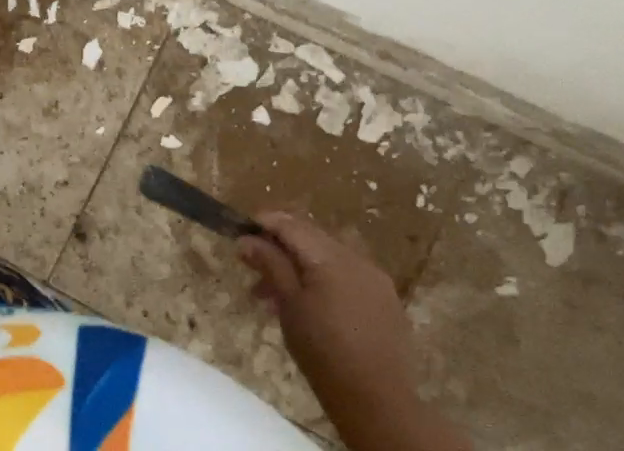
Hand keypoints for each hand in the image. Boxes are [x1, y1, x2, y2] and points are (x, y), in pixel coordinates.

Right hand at [239, 213, 469, 450]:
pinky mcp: (385, 303)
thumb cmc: (322, 349)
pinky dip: (321, 282)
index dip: (262, 223)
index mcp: (333, 258)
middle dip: (279, 248)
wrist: (377, 400)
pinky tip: (307, 307)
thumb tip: (247, 239)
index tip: (238, 234)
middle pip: (311, 239)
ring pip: (328, 259)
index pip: (291, 225)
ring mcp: (376, 282)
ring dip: (298, 267)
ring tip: (273, 295)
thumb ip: (269, 264)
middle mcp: (358, 261)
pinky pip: (346, 278)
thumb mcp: (287, 303)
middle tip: (251, 267)